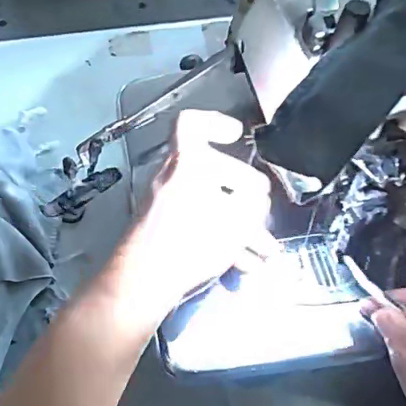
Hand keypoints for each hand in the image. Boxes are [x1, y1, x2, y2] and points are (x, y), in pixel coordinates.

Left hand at [109, 110, 275, 310]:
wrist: (142, 282)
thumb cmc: (191, 244)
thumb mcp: (239, 220)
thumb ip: (253, 203)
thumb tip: (255, 199)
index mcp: (186, 163)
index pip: (192, 124)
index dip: (216, 122)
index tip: (235, 134)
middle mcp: (169, 180)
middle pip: (212, 174)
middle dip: (245, 195)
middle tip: (261, 211)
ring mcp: (162, 207)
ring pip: (208, 206)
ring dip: (239, 226)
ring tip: (262, 248)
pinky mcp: (160, 233)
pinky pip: (196, 228)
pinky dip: (221, 242)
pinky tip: (243, 263)